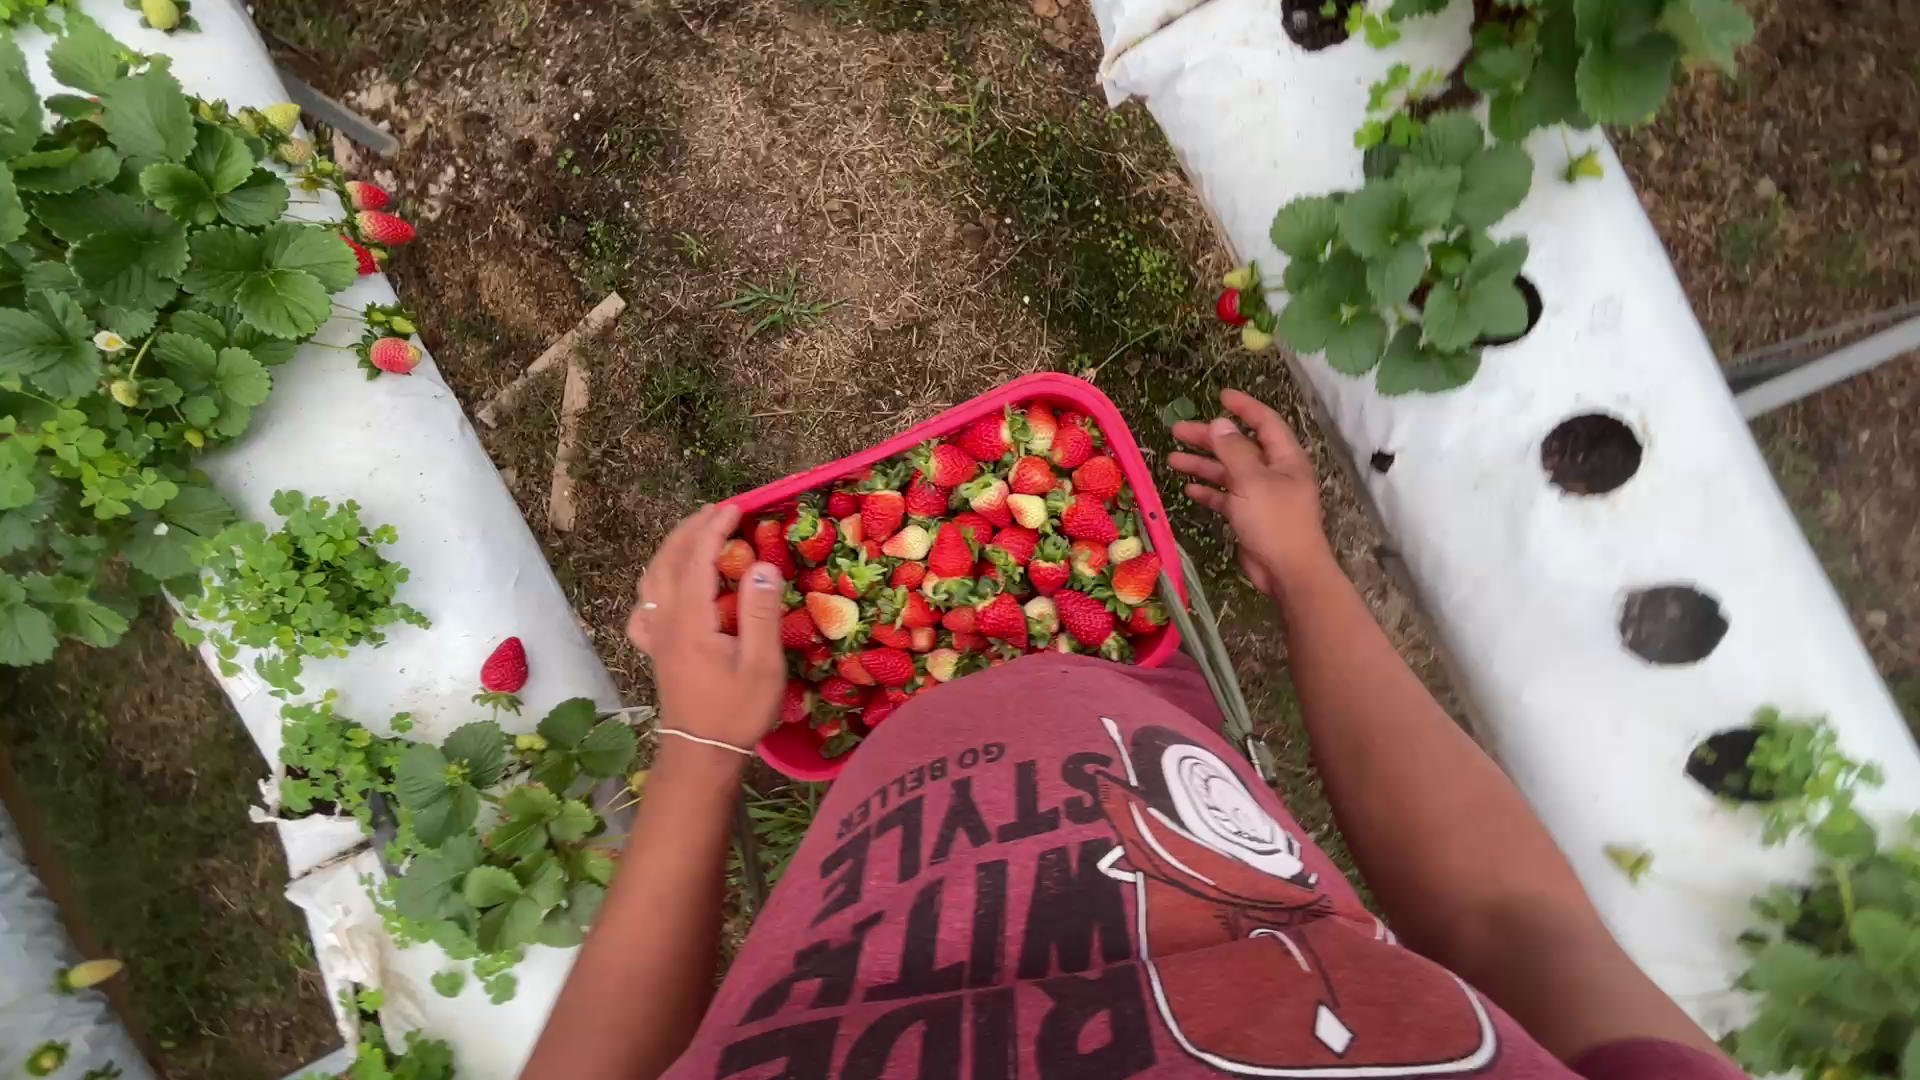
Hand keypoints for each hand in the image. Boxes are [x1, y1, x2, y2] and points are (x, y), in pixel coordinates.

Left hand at [626, 504, 785, 754]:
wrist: (702, 752)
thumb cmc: (737, 710)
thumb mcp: (762, 665)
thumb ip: (761, 614)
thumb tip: (763, 566)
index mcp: (691, 621)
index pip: (697, 560)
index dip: (714, 528)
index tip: (736, 508)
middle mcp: (666, 621)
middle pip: (668, 561)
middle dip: (692, 529)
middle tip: (719, 511)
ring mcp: (657, 635)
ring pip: (653, 578)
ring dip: (673, 547)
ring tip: (697, 532)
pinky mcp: (657, 648)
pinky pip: (646, 604)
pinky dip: (657, 581)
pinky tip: (668, 584)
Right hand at [1168, 389, 1332, 597]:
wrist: (1288, 570)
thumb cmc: (1275, 522)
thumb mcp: (1252, 481)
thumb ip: (1234, 450)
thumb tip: (1219, 423)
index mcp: (1284, 458)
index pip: (1264, 422)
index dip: (1243, 407)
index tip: (1220, 395)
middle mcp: (1273, 472)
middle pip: (1238, 446)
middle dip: (1209, 438)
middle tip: (1178, 430)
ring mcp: (1261, 495)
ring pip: (1228, 472)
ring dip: (1202, 464)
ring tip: (1172, 458)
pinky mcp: (1249, 516)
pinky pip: (1225, 497)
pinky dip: (1208, 491)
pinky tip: (1188, 489)